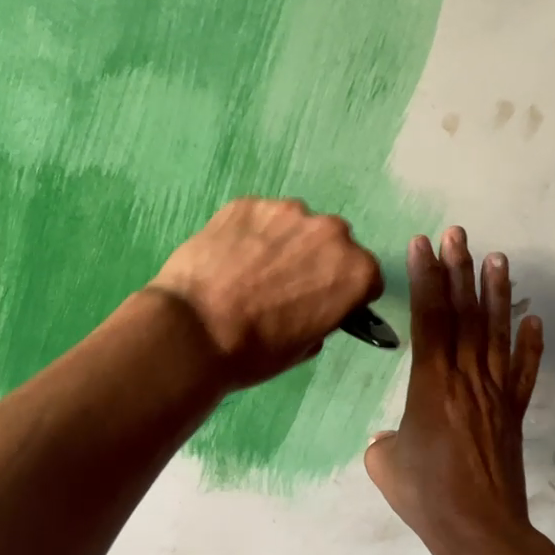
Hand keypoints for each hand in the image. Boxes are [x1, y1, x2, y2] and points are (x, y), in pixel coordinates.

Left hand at [147, 198, 383, 390]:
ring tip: (248, 272)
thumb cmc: (253, 351)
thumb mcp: (303, 348)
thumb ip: (321, 318)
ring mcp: (286, 211)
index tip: (321, 304)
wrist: (192, 331)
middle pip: (330, 244)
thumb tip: (313, 308)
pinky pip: (256, 218)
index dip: (342, 293)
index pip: (363, 277)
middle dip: (312, 262)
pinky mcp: (246, 203)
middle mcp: (330, 231)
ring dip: (280, 243)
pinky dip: (247, 233)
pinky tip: (226, 258)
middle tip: (280, 287)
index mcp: (356, 271)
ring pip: (292, 225)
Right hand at [365, 228, 544, 545]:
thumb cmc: (424, 495)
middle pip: (464, 315)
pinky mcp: (512, 414)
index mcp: (430, 384)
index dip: (424, 280)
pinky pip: (523, 372)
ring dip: (495, 294)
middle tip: (457, 234)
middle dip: (458, 271)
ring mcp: (495, 395)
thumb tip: (396, 434)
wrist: (479, 529)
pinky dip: (530, 345)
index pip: (428, 319)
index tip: (422, 245)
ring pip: (495, 334)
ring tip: (496, 258)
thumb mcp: (383, 462)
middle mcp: (466, 378)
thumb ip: (386, 438)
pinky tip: (533, 320)